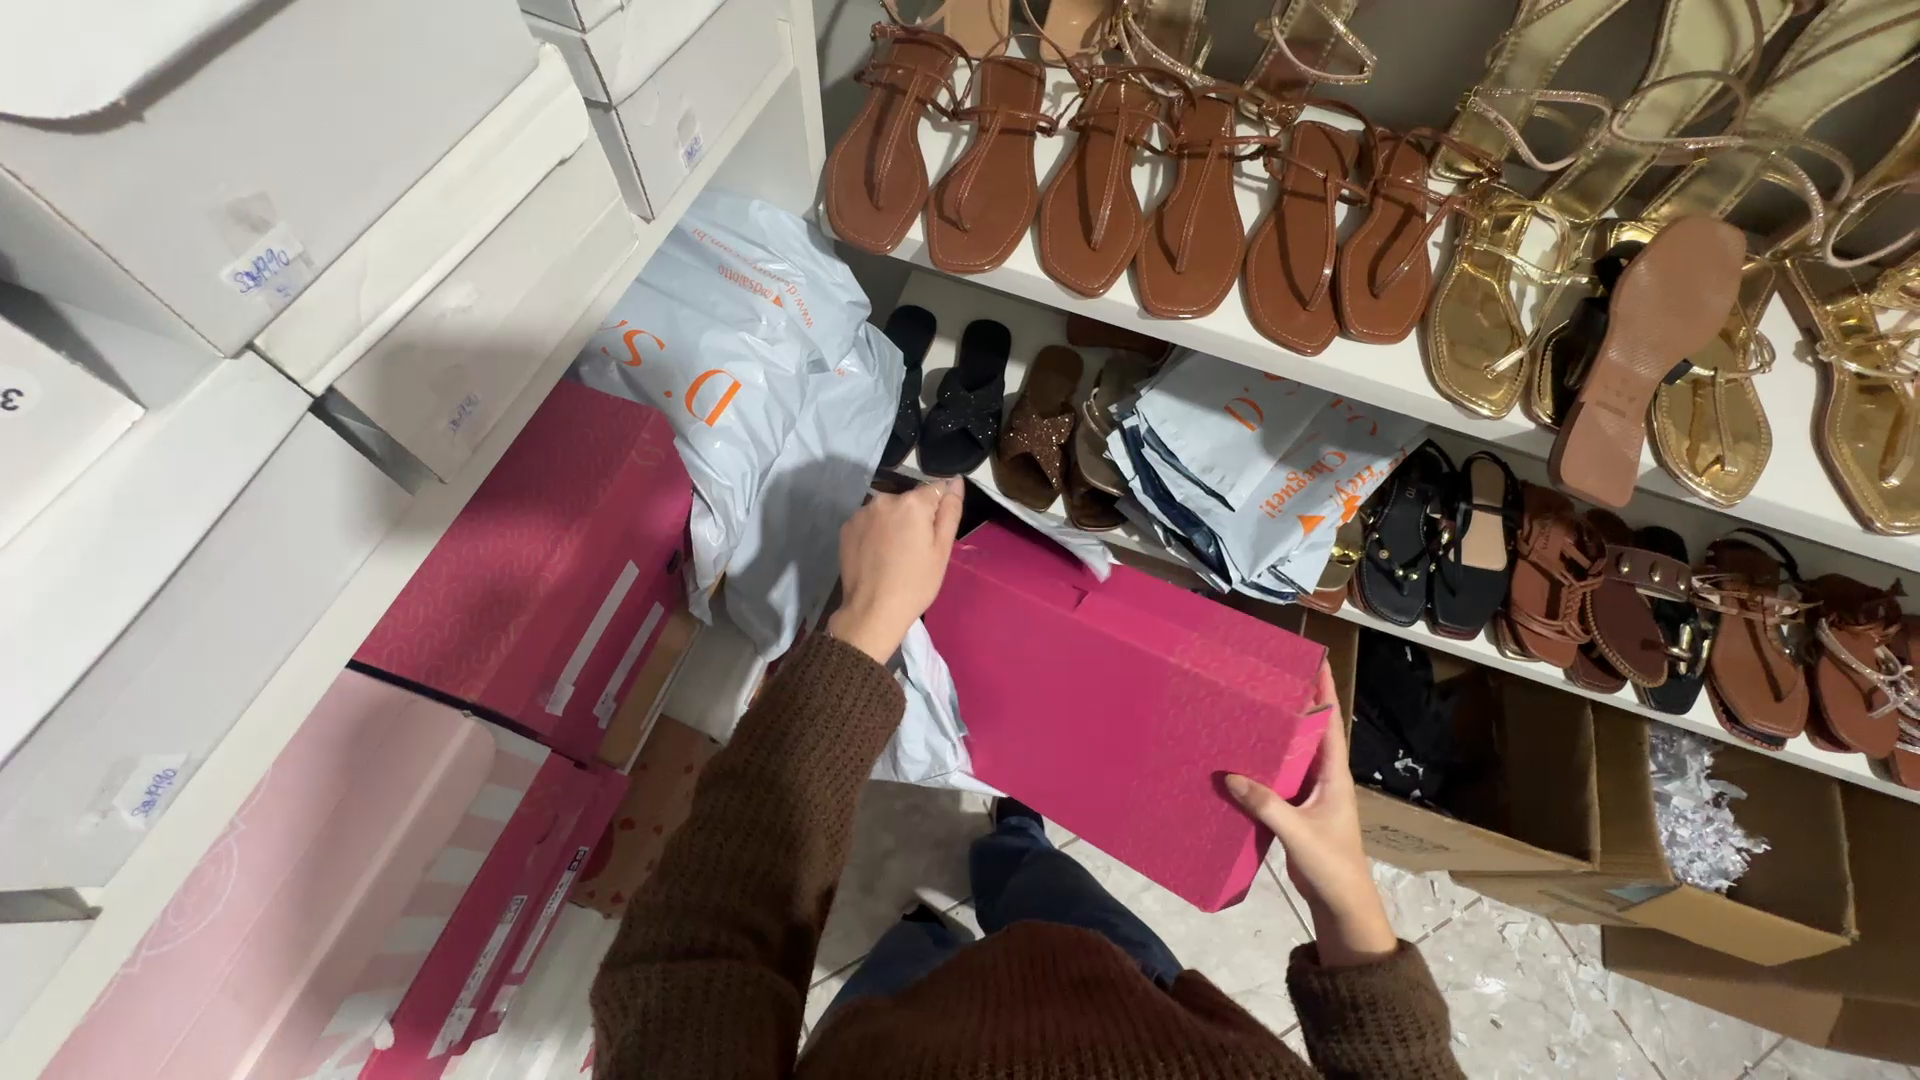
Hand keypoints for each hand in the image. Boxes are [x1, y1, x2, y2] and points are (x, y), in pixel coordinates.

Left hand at [827, 477, 965, 663]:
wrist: (872, 610)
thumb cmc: (915, 583)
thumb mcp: (942, 550)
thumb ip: (950, 510)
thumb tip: (956, 481)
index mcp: (912, 502)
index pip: (935, 489)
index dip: (939, 511)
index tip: (934, 535)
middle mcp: (884, 499)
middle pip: (909, 499)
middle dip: (915, 517)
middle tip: (915, 549)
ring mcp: (862, 512)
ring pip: (888, 510)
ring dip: (894, 522)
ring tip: (894, 553)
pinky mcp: (847, 526)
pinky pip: (870, 521)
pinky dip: (876, 531)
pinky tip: (877, 554)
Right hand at [1224, 661, 1396, 967]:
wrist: (1341, 904)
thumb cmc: (1331, 865)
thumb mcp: (1298, 832)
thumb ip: (1265, 804)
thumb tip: (1229, 775)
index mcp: (1334, 775)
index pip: (1329, 723)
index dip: (1323, 691)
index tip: (1313, 661)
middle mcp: (1323, 776)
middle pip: (1310, 730)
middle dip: (1295, 702)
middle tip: (1267, 675)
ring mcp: (1309, 792)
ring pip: (1291, 752)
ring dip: (1276, 731)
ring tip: (1250, 705)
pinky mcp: (1295, 807)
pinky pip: (1277, 775)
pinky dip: (1261, 760)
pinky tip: (1239, 754)